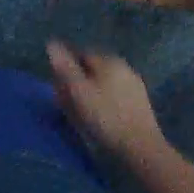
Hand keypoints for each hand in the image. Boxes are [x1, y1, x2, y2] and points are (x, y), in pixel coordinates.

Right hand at [47, 41, 169, 162]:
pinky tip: (99, 120)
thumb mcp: (78, 91)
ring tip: (79, 114)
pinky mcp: (140, 105)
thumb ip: (64, 66)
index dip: (66, 69)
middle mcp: (124, 67)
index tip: (58, 88)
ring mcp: (134, 86)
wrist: (141, 150)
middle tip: (66, 102)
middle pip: (93, 70)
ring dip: (90, 94)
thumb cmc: (106, 117)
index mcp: (109, 60)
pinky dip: (103, 104)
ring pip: (104, 85)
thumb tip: (51, 42)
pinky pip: (114, 98)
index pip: (81, 55)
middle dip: (78, 82)